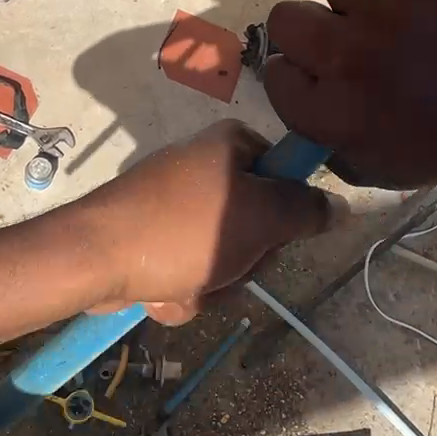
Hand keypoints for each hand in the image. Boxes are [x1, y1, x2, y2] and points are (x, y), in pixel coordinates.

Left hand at [67, 121, 337, 323]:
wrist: (94, 257)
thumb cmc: (185, 230)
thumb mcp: (261, 218)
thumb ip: (306, 211)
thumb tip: (342, 205)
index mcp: (230, 145)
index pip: (285, 173)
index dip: (285, 211)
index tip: (271, 233)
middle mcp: (203, 164)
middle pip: (256, 221)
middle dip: (244, 258)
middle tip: (227, 264)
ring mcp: (173, 200)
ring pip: (223, 252)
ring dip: (213, 280)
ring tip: (190, 282)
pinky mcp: (150, 232)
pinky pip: (188, 265)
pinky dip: (183, 285)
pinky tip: (164, 290)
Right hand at [263, 0, 436, 187]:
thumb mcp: (380, 169)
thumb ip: (326, 141)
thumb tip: (298, 101)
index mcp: (334, 112)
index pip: (275, 75)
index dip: (298, 77)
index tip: (322, 79)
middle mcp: (349, 55)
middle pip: (285, 19)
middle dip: (310, 33)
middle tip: (347, 43)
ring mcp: (386, 6)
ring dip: (360, 6)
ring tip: (400, 25)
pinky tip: (433, 12)